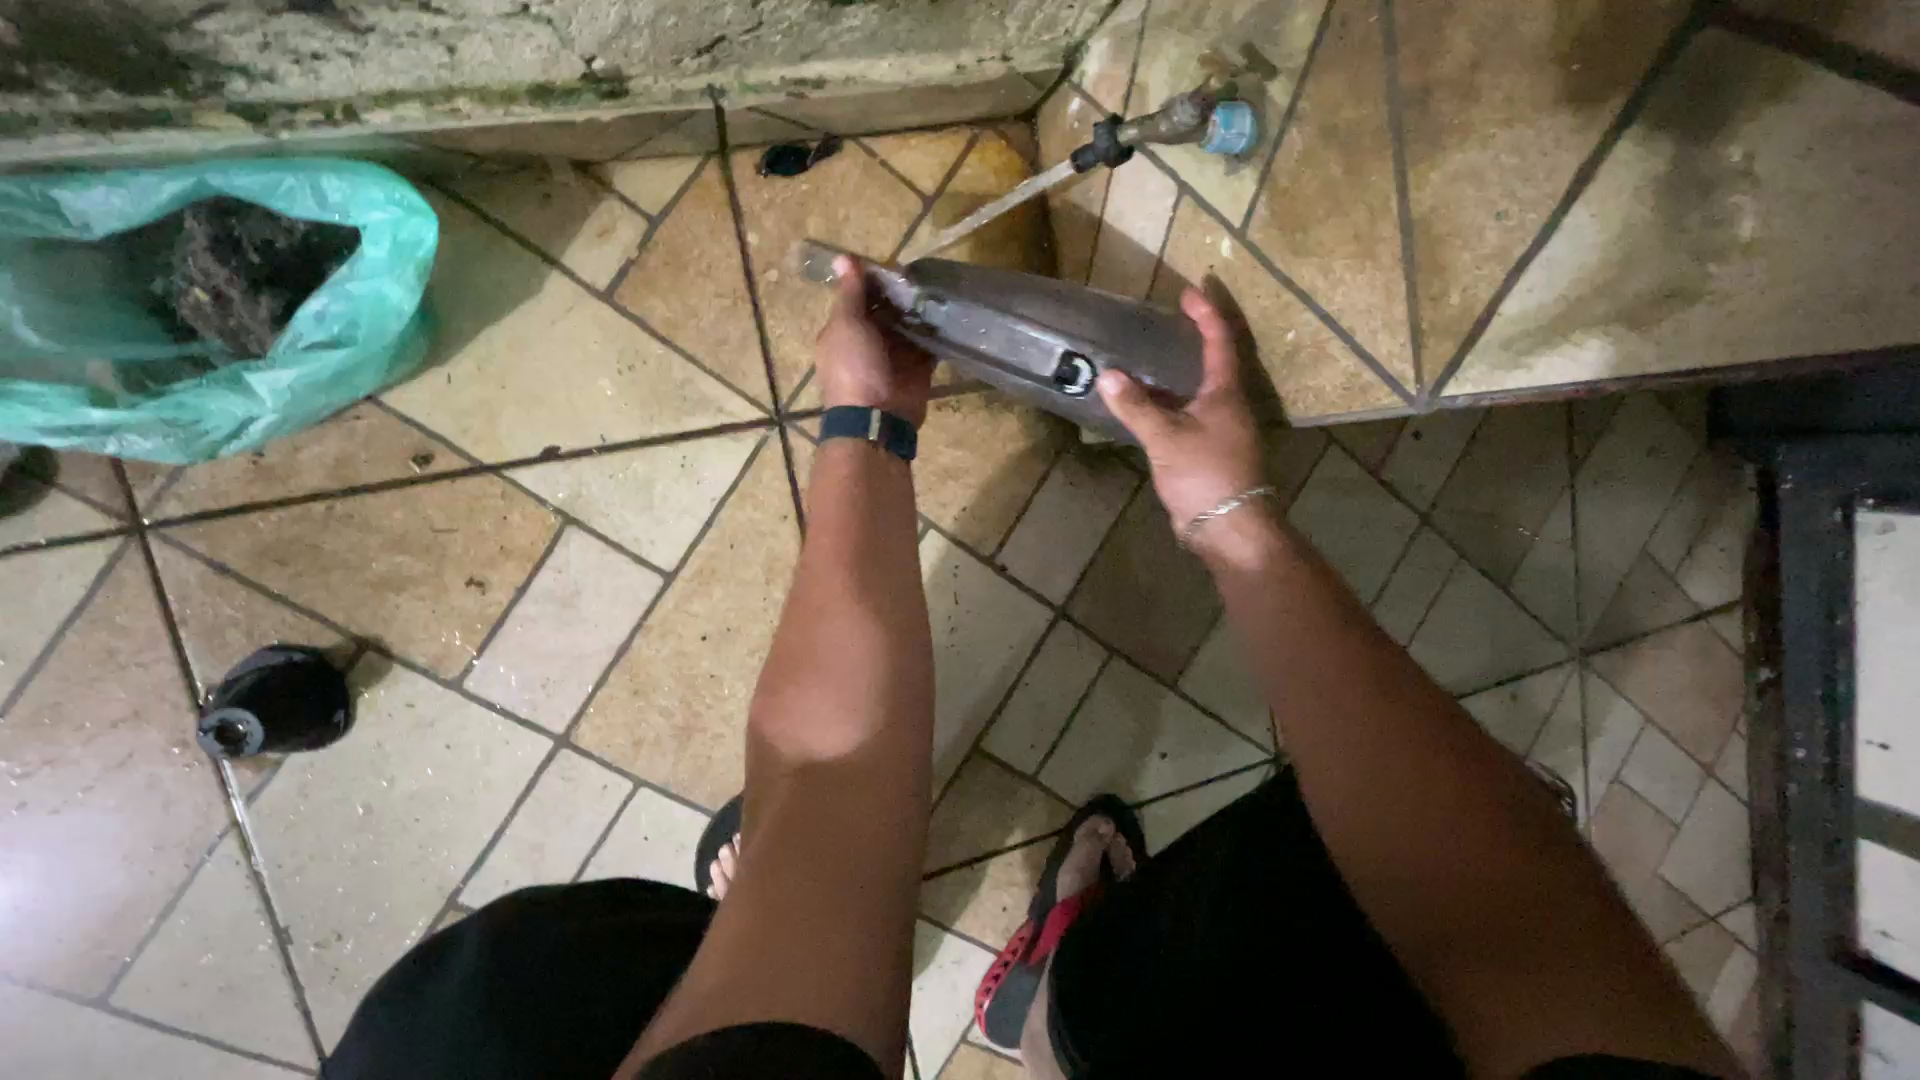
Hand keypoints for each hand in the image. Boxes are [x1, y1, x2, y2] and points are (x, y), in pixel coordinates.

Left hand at [815, 255, 934, 427]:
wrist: (877, 417)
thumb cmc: (854, 367)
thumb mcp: (846, 324)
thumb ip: (850, 292)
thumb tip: (843, 256)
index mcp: (844, 331)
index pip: (860, 298)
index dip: (875, 281)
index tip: (895, 266)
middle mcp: (868, 342)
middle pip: (887, 311)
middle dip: (902, 296)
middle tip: (922, 278)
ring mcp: (894, 357)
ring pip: (909, 327)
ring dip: (921, 313)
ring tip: (937, 293)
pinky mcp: (917, 369)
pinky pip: (928, 347)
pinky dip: (936, 335)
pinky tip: (947, 316)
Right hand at [1097, 288, 1267, 551]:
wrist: (1227, 526)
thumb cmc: (1204, 474)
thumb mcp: (1166, 437)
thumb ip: (1136, 406)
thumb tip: (1107, 375)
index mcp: (1225, 393)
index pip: (1219, 341)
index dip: (1205, 314)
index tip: (1189, 291)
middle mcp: (1227, 406)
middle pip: (1212, 363)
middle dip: (1191, 340)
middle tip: (1163, 323)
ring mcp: (1219, 430)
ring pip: (1197, 392)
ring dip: (1175, 375)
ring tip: (1145, 360)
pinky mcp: (1207, 452)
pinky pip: (1186, 416)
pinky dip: (1166, 405)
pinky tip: (1143, 406)